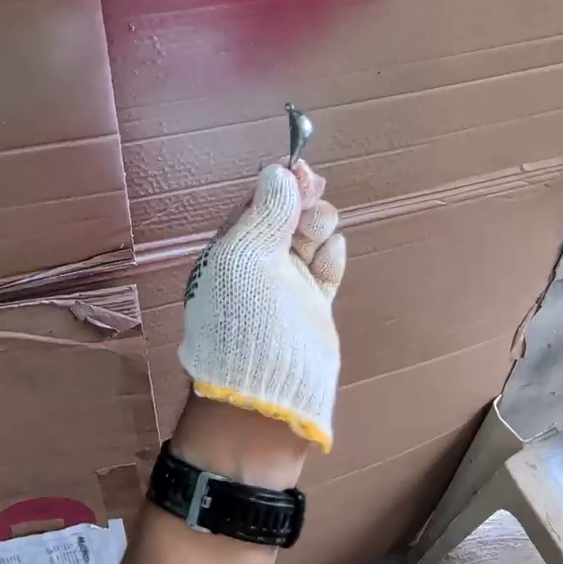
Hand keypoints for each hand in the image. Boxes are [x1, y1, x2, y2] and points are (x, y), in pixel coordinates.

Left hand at [177, 161, 347, 452]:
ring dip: (318, 224)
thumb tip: (277, 172)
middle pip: (287, 217)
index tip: (301, 168)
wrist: (263, 395)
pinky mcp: (314, 306)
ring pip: (309, 238)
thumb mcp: (243, 258)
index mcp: (231, 249)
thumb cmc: (241, 322)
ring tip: (321, 229)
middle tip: (315, 195)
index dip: (279, 184)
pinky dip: (331, 256)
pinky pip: (326, 270)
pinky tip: (330, 254)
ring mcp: (287, 286)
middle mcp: (258, 264)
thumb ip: (264, 215)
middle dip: (303, 201)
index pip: (257, 204)